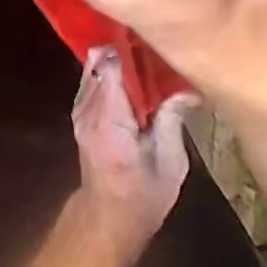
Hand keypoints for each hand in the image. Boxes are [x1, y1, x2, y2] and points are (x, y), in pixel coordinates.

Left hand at [69, 47, 192, 260]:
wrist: (107, 219)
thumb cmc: (143, 197)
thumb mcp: (170, 164)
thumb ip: (171, 120)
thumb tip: (188, 87)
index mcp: (109, 122)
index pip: (112, 67)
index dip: (134, 51)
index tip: (159, 47)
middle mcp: (88, 110)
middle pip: (102, 61)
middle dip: (129, 52)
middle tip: (158, 53)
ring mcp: (79, 109)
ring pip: (96, 65)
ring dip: (120, 61)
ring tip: (149, 65)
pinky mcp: (79, 112)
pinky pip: (94, 78)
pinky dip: (112, 72)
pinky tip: (135, 80)